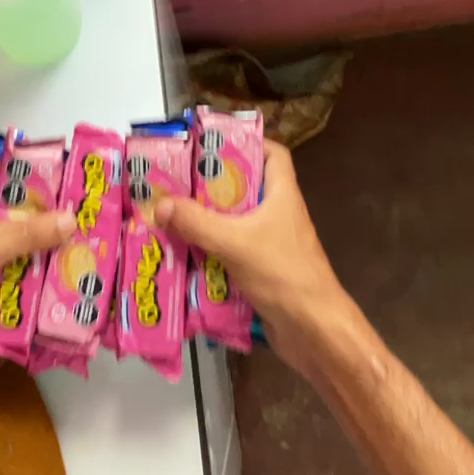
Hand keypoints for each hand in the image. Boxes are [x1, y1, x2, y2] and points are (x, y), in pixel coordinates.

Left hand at [0, 157, 74, 354]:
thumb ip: (30, 232)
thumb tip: (71, 219)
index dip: (7, 159)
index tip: (40, 163)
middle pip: (2, 201)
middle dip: (33, 202)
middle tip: (68, 199)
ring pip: (9, 233)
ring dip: (35, 235)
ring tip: (72, 228)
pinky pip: (10, 260)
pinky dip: (29, 260)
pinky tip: (56, 260)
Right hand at [153, 141, 351, 368]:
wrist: (314, 331)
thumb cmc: (284, 275)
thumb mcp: (235, 242)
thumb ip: (196, 222)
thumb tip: (159, 204)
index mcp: (282, 195)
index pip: (273, 154)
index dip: (247, 143)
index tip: (212, 144)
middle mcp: (277, 215)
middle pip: (244, 188)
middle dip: (210, 185)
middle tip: (175, 181)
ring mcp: (270, 245)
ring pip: (233, 222)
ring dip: (204, 221)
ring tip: (169, 215)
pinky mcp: (260, 271)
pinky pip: (229, 252)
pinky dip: (207, 251)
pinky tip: (181, 253)